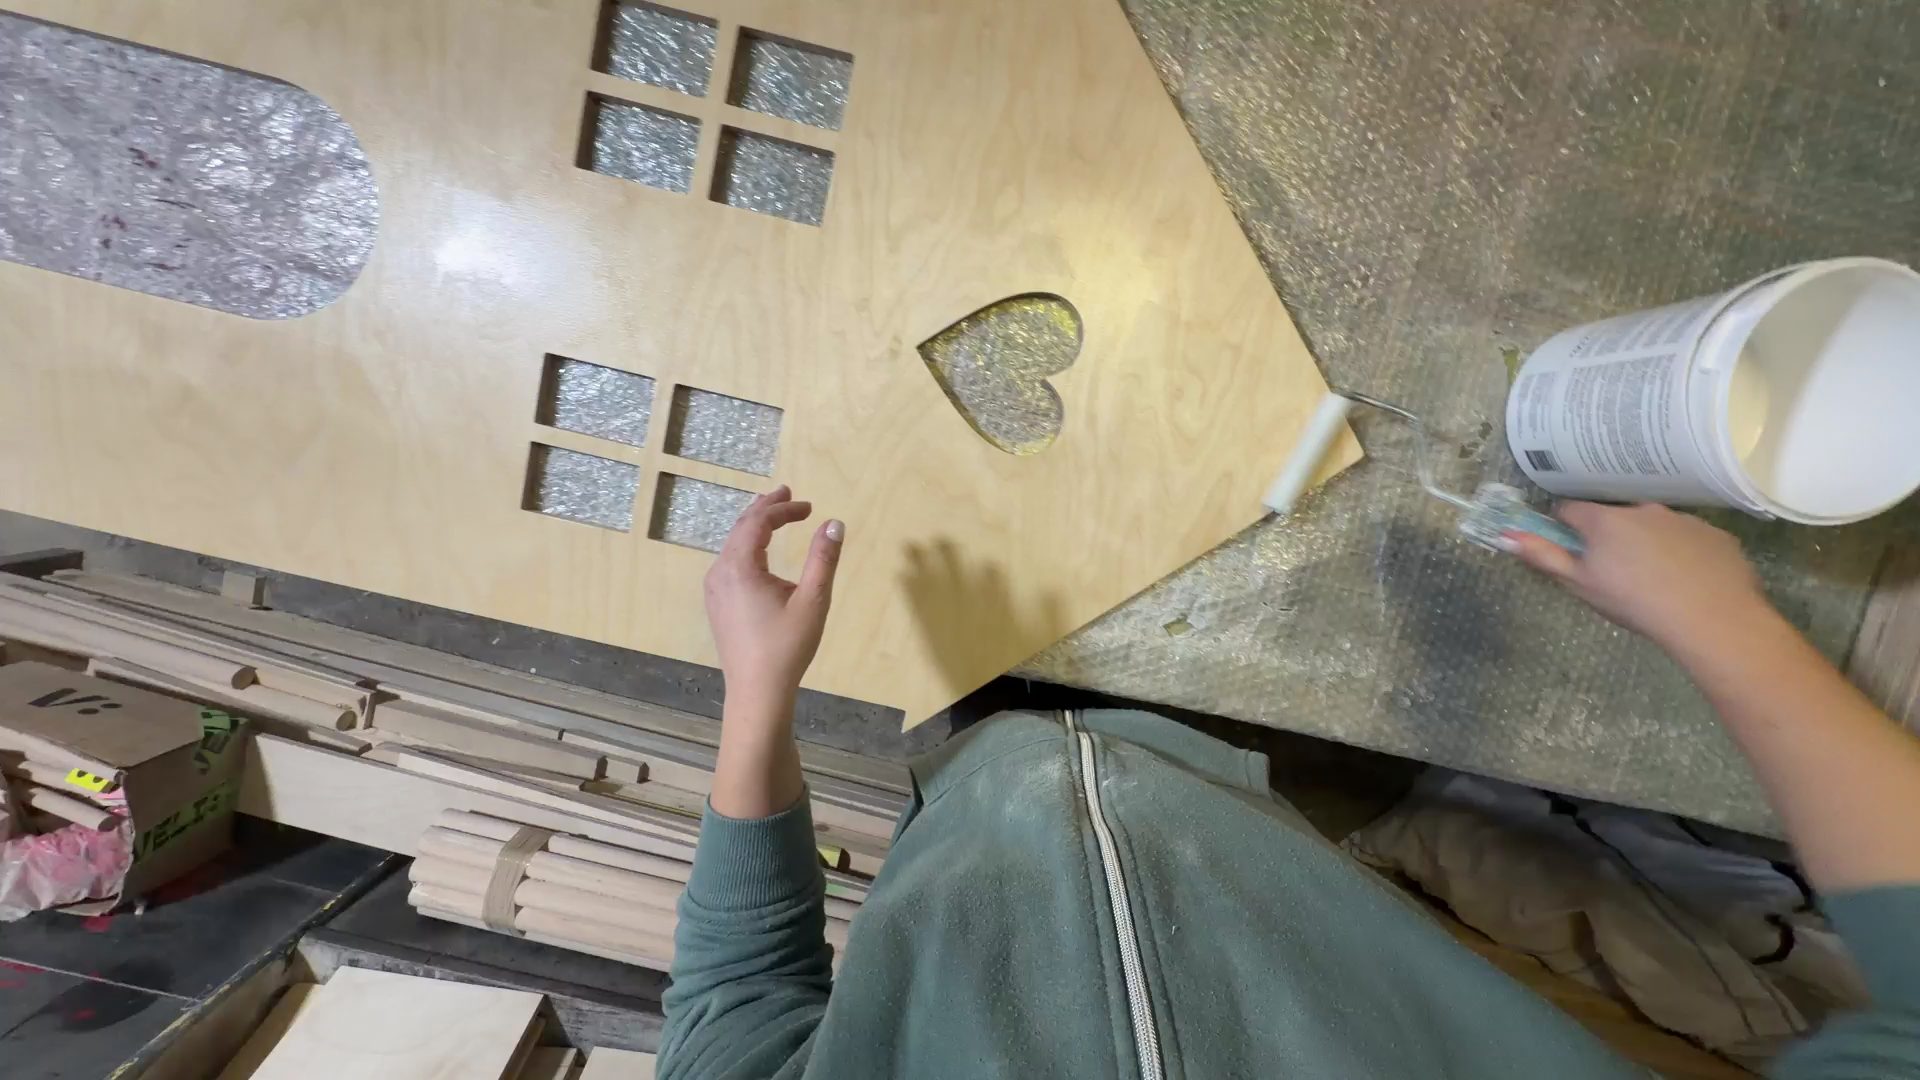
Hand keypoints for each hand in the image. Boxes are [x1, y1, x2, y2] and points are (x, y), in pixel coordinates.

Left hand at [703, 486, 843, 712]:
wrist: (757, 690)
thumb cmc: (787, 646)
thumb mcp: (813, 600)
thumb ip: (823, 559)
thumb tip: (834, 523)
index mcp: (740, 567)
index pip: (759, 522)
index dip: (784, 509)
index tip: (810, 508)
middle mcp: (720, 572)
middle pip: (741, 528)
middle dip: (765, 508)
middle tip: (787, 492)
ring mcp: (714, 589)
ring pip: (733, 544)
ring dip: (755, 526)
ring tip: (774, 514)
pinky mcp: (717, 603)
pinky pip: (730, 561)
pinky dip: (748, 545)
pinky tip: (760, 550)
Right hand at [1504, 502, 1774, 649]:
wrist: (1713, 619)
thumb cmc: (1633, 600)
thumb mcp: (1578, 583)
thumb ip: (1542, 555)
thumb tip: (1507, 534)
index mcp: (1605, 520)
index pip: (1570, 509)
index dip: (1563, 528)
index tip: (1570, 549)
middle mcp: (1644, 510)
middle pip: (1613, 518)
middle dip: (1607, 536)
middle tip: (1610, 570)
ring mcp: (1685, 520)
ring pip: (1651, 526)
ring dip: (1643, 541)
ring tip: (1651, 577)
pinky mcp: (1717, 535)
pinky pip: (1686, 537)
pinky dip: (1678, 551)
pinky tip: (1682, 578)